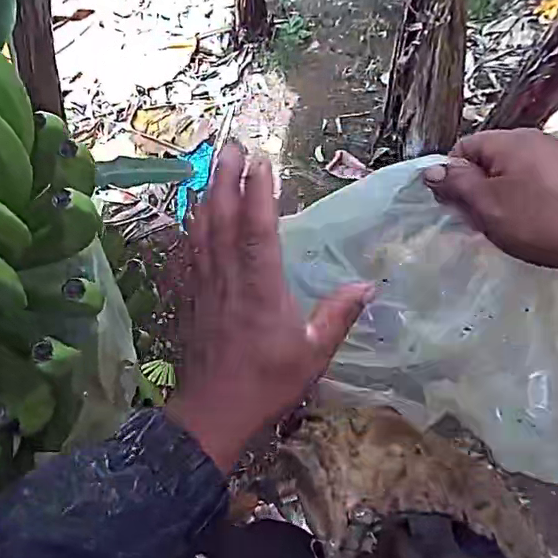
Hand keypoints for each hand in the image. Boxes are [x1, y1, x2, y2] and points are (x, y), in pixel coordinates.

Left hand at [165, 141, 372, 471]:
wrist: (213, 412)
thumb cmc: (267, 383)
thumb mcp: (314, 354)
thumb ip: (338, 315)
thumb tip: (368, 285)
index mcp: (261, 290)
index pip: (258, 231)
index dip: (259, 194)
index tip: (261, 161)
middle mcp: (229, 279)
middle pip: (223, 219)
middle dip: (225, 178)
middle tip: (230, 144)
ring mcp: (205, 285)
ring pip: (202, 230)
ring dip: (206, 193)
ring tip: (211, 164)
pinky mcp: (191, 295)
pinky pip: (189, 250)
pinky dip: (192, 223)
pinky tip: (193, 209)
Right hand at [422, 130, 557, 322]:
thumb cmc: (544, 222)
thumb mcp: (489, 207)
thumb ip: (457, 184)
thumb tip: (432, 168)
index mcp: (509, 140)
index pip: (462, 147)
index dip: (451, 177)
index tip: (455, 207)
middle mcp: (536, 139)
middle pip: (490, 159)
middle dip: (479, 189)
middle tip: (482, 222)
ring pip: (517, 173)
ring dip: (506, 197)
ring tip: (512, 228)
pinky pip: (542, 183)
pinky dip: (533, 202)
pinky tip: (542, 225)